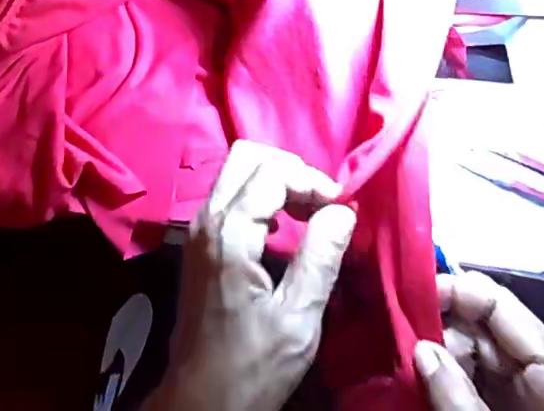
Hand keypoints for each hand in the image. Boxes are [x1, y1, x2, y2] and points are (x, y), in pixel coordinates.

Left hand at [147, 141, 358, 410]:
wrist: (201, 398)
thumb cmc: (252, 366)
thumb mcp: (297, 319)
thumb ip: (319, 258)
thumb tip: (343, 210)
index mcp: (229, 231)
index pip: (271, 172)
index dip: (311, 180)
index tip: (343, 205)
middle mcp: (208, 215)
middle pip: (246, 156)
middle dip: (290, 167)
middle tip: (324, 200)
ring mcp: (200, 224)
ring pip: (236, 170)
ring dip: (276, 178)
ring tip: (313, 210)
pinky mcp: (201, 238)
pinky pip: (231, 192)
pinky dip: (261, 193)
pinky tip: (287, 222)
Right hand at [415, 271, 543, 410]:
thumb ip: (460, 397)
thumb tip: (420, 348)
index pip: (499, 301)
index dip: (450, 290)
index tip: (404, 296)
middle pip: (485, 327)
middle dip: (442, 331)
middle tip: (405, 345)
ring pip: (481, 354)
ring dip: (445, 356)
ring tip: (415, 371)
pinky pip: (488, 381)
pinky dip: (459, 379)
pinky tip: (433, 386)